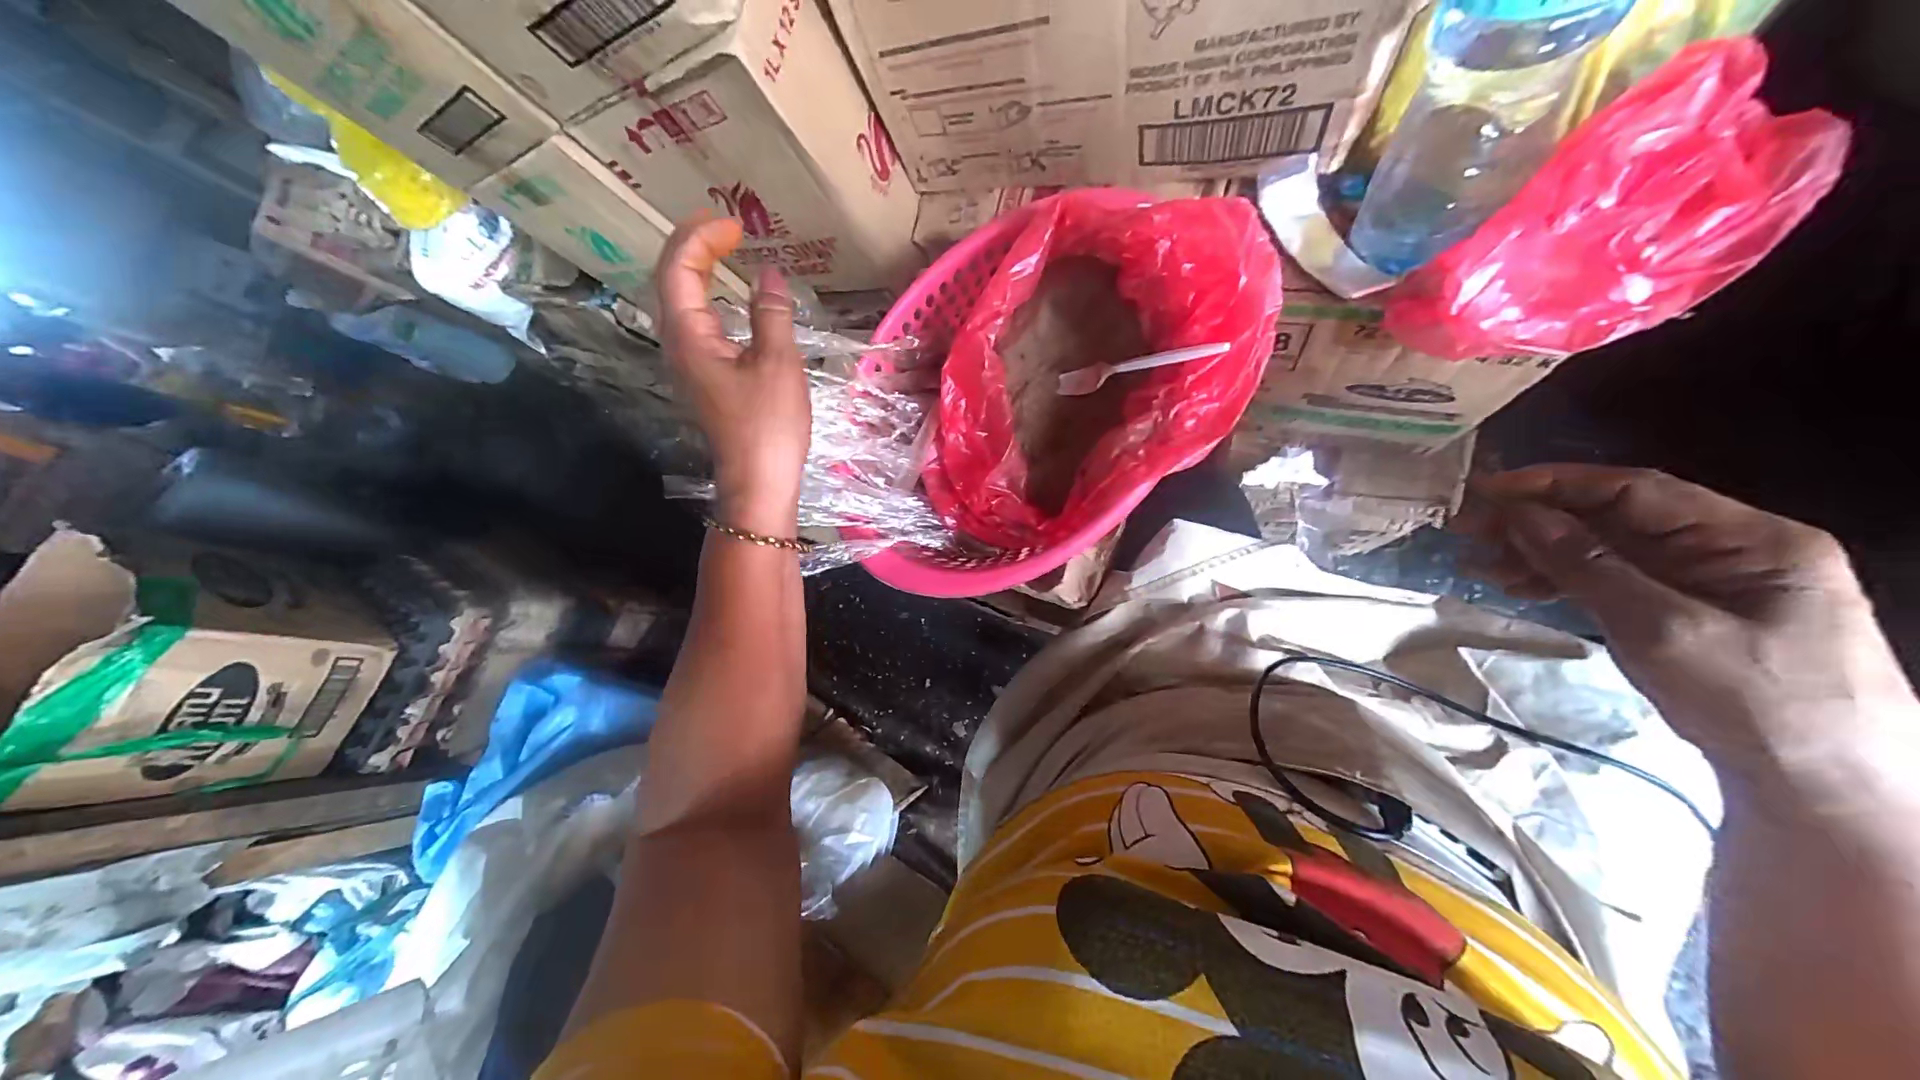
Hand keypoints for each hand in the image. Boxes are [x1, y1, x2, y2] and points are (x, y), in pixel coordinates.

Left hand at [655, 215, 808, 536]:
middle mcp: (678, 344)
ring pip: (682, 301)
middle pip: (672, 280)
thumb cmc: (767, 425)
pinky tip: (732, 298)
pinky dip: (711, 297)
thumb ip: (771, 314)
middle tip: (728, 228)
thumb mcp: (778, 364)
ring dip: (700, 270)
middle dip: (695, 246)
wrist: (757, 481)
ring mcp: (689, 363)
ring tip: (726, 250)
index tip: (736, 226)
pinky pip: (697, 322)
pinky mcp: (704, 377)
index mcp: (689, 336)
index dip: (702, 238)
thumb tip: (769, 276)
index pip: (679, 268)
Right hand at [1458, 465, 1919, 800]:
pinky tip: (1520, 588)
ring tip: (1481, 565)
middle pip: (1617, 519)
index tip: (1486, 491)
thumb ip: (1589, 565)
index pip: (1636, 490)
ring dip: (1542, 554)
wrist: (1824, 790)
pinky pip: (1614, 583)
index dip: (1555, 484)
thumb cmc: (1755, 701)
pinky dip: (1563, 582)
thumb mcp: (1662, 628)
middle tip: (1468, 530)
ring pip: (1609, 552)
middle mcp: (1731, 550)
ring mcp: (1710, 586)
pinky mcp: (1688, 617)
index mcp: (1750, 538)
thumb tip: (1522, 516)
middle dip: (1539, 521)